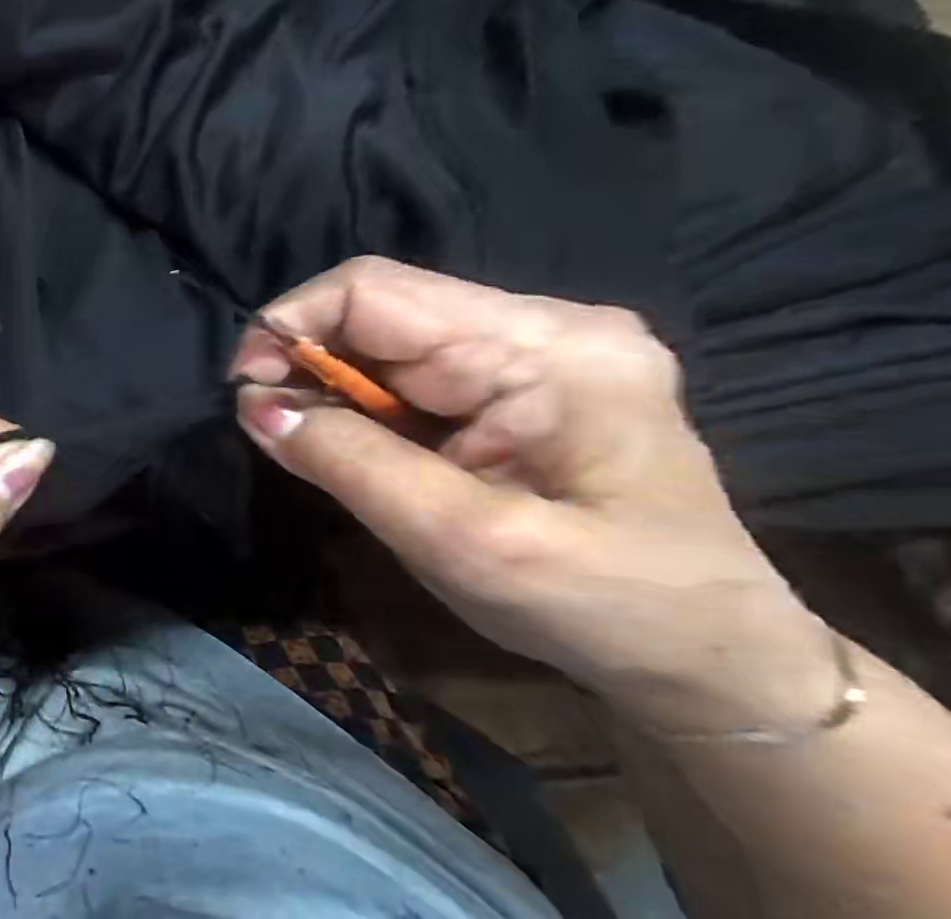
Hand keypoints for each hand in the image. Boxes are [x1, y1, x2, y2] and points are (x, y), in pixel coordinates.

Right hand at [231, 258, 836, 736]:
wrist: (705, 660)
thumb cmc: (602, 609)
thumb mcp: (463, 542)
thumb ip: (351, 464)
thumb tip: (254, 407)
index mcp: (548, 347)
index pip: (377, 290)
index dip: (291, 324)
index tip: (245, 389)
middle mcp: (542, 326)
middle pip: (381, 312)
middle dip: (309, 364)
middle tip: (269, 426)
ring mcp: (536, 351)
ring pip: (390, 344)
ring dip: (334, 391)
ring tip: (314, 447)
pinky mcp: (523, 383)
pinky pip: (413, 374)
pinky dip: (366, 409)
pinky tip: (361, 448)